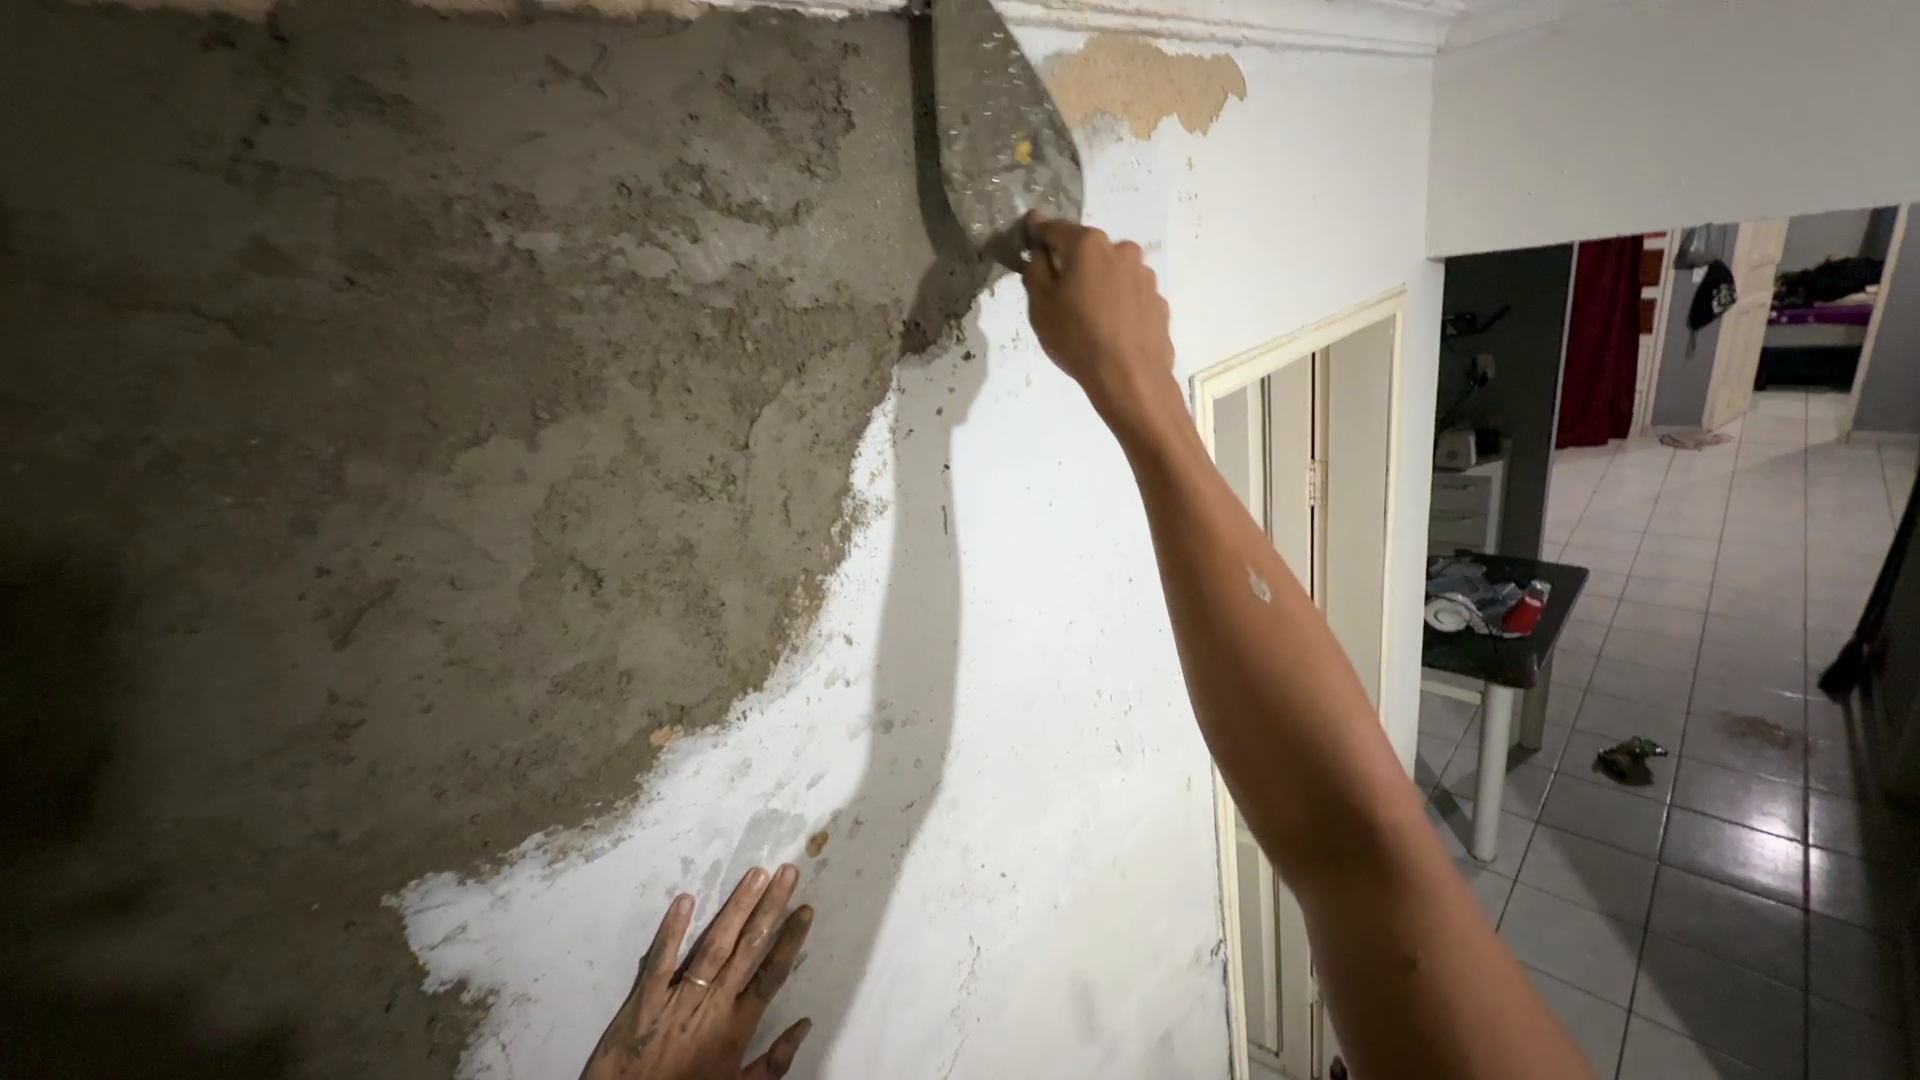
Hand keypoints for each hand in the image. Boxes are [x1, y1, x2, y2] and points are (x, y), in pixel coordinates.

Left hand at [582, 865, 813, 1079]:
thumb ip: (773, 1062)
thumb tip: (805, 1025)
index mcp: (737, 1026)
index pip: (772, 974)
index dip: (790, 940)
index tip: (805, 909)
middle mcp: (713, 1005)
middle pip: (749, 948)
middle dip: (770, 908)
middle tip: (787, 873)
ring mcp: (678, 999)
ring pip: (714, 946)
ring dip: (736, 908)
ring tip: (755, 875)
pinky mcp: (644, 999)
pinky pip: (661, 960)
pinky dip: (673, 931)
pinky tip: (686, 899)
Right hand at [1021, 211, 1176, 432]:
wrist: (1130, 377)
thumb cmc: (1077, 338)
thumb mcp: (1040, 307)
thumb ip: (1035, 270)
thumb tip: (1039, 252)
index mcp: (1087, 245)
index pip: (1053, 229)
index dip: (1036, 233)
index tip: (1027, 240)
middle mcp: (1121, 249)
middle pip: (1087, 251)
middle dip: (1071, 265)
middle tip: (1059, 297)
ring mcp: (1144, 275)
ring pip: (1111, 273)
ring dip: (1098, 285)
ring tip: (1089, 319)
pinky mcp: (1158, 301)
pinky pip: (1129, 296)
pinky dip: (1118, 305)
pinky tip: (1111, 331)